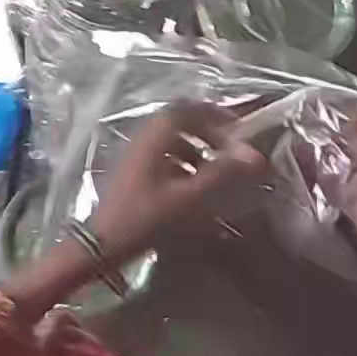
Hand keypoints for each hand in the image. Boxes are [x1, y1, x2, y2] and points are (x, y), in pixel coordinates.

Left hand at [88, 102, 267, 259]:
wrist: (102, 246)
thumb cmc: (146, 218)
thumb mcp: (188, 198)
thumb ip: (221, 174)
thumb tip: (254, 155)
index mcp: (155, 138)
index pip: (187, 110)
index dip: (213, 114)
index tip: (236, 128)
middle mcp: (143, 140)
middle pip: (179, 124)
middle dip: (207, 133)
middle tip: (228, 151)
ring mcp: (135, 157)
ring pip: (171, 142)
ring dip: (196, 150)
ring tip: (215, 172)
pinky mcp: (132, 175)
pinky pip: (162, 159)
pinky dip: (182, 165)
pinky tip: (193, 188)